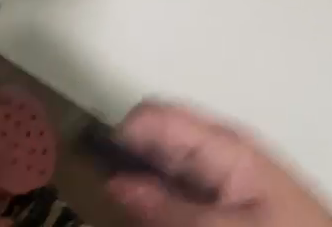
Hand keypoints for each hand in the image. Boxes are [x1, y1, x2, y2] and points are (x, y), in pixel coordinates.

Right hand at [108, 102, 331, 226]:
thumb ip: (169, 208)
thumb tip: (115, 182)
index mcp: (222, 143)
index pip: (156, 115)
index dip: (121, 136)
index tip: (96, 169)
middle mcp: (221, 149)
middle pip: (159, 138)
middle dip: (130, 161)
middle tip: (107, 196)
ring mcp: (228, 173)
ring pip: (169, 165)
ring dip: (147, 184)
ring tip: (130, 211)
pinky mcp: (234, 197)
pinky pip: (188, 187)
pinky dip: (168, 199)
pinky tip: (159, 217)